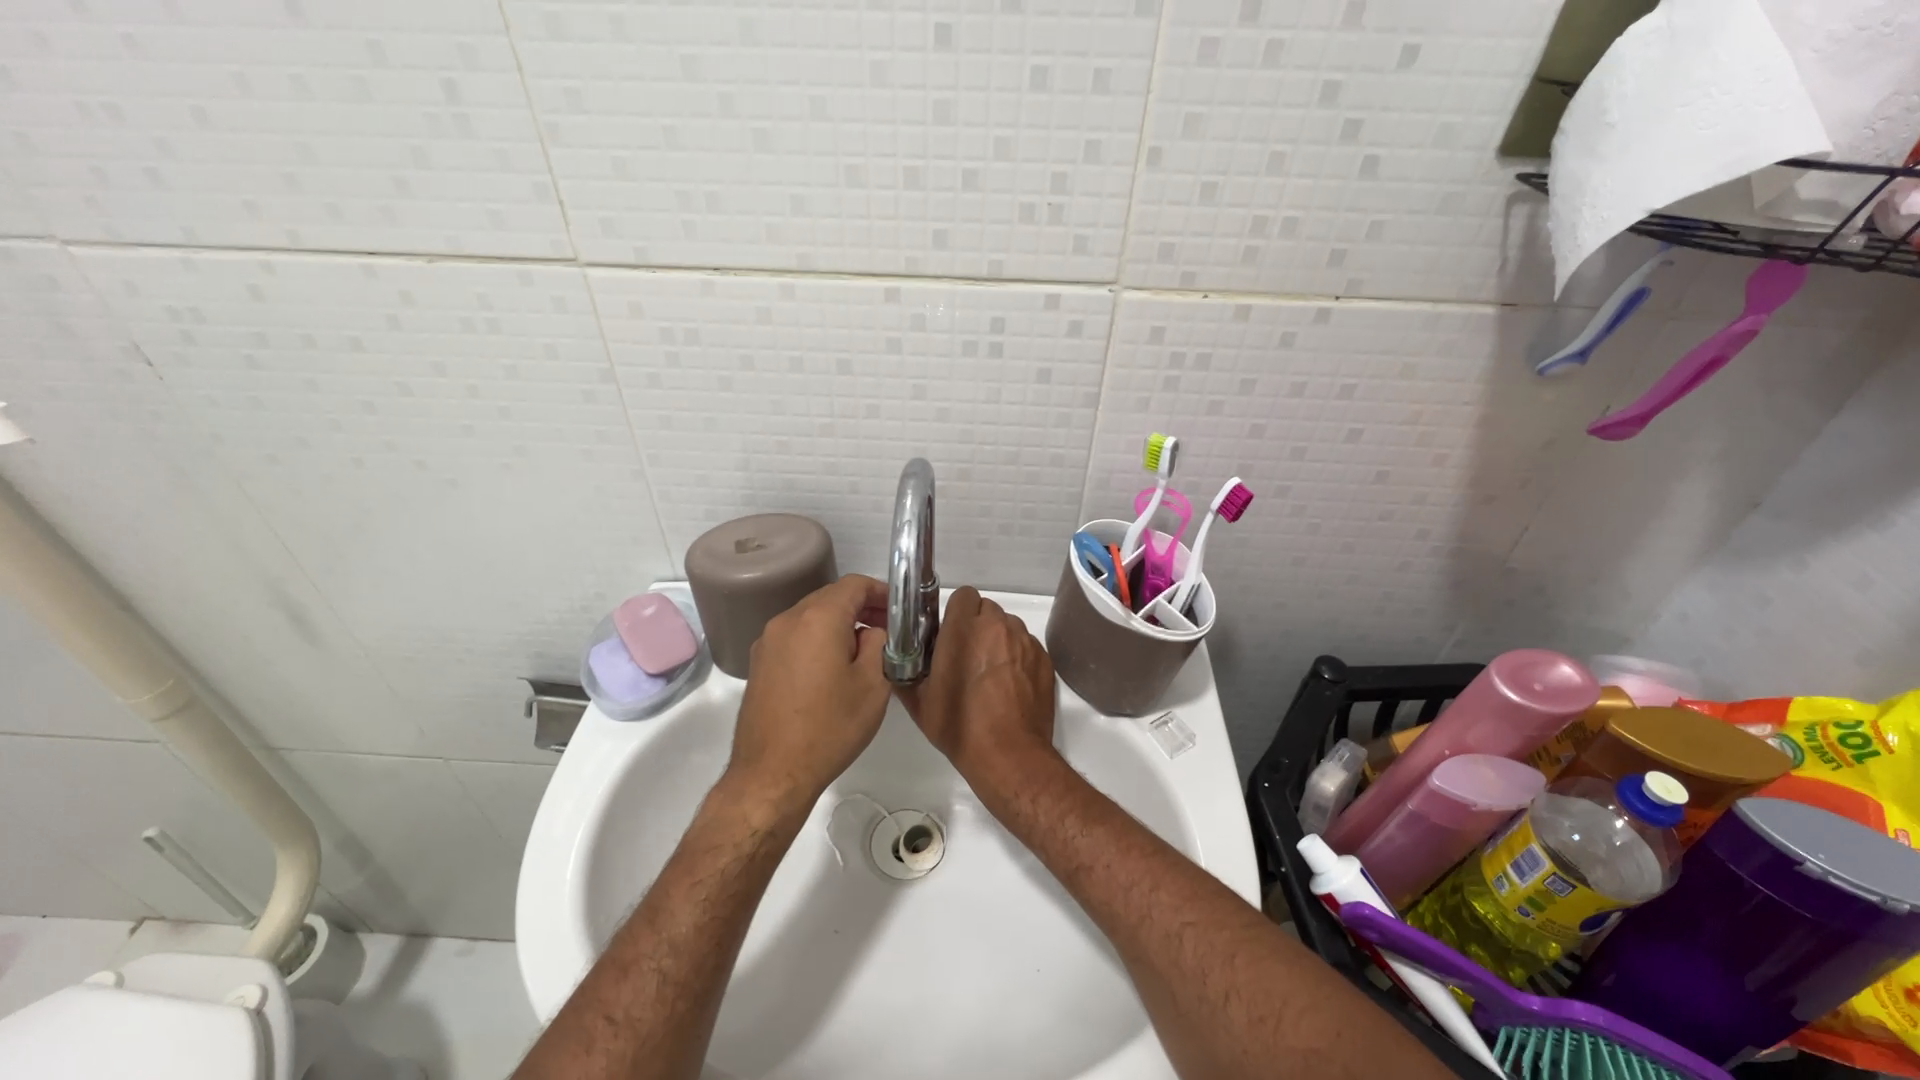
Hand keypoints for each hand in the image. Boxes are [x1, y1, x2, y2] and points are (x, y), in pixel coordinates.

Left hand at [729, 574, 891, 810]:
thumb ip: (880, 645)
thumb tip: (874, 632)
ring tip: (863, 654)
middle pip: (830, 598)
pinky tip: (832, 671)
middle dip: (861, 609)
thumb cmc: (830, 728)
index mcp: (818, 618)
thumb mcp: (873, 685)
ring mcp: (768, 642)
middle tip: (888, 632)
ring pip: (811, 618)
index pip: (854, 585)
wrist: (773, 773)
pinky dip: (817, 641)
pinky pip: (795, 638)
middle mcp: (787, 620)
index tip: (900, 612)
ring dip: (838, 626)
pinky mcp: (759, 664)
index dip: (881, 592)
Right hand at [897, 587, 1057, 798]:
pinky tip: (1010, 686)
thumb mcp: (919, 701)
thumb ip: (907, 669)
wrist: (1008, 755)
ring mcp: (1026, 643)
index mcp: (965, 629)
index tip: (949, 635)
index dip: (955, 613)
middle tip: (966, 656)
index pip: (963, 596)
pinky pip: (1027, 647)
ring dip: (998, 640)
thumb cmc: (959, 725)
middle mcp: (998, 627)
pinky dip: (1018, 658)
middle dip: (976, 626)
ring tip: (990, 673)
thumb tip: (903, 658)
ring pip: (1009, 627)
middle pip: (987, 610)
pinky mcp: (1045, 661)